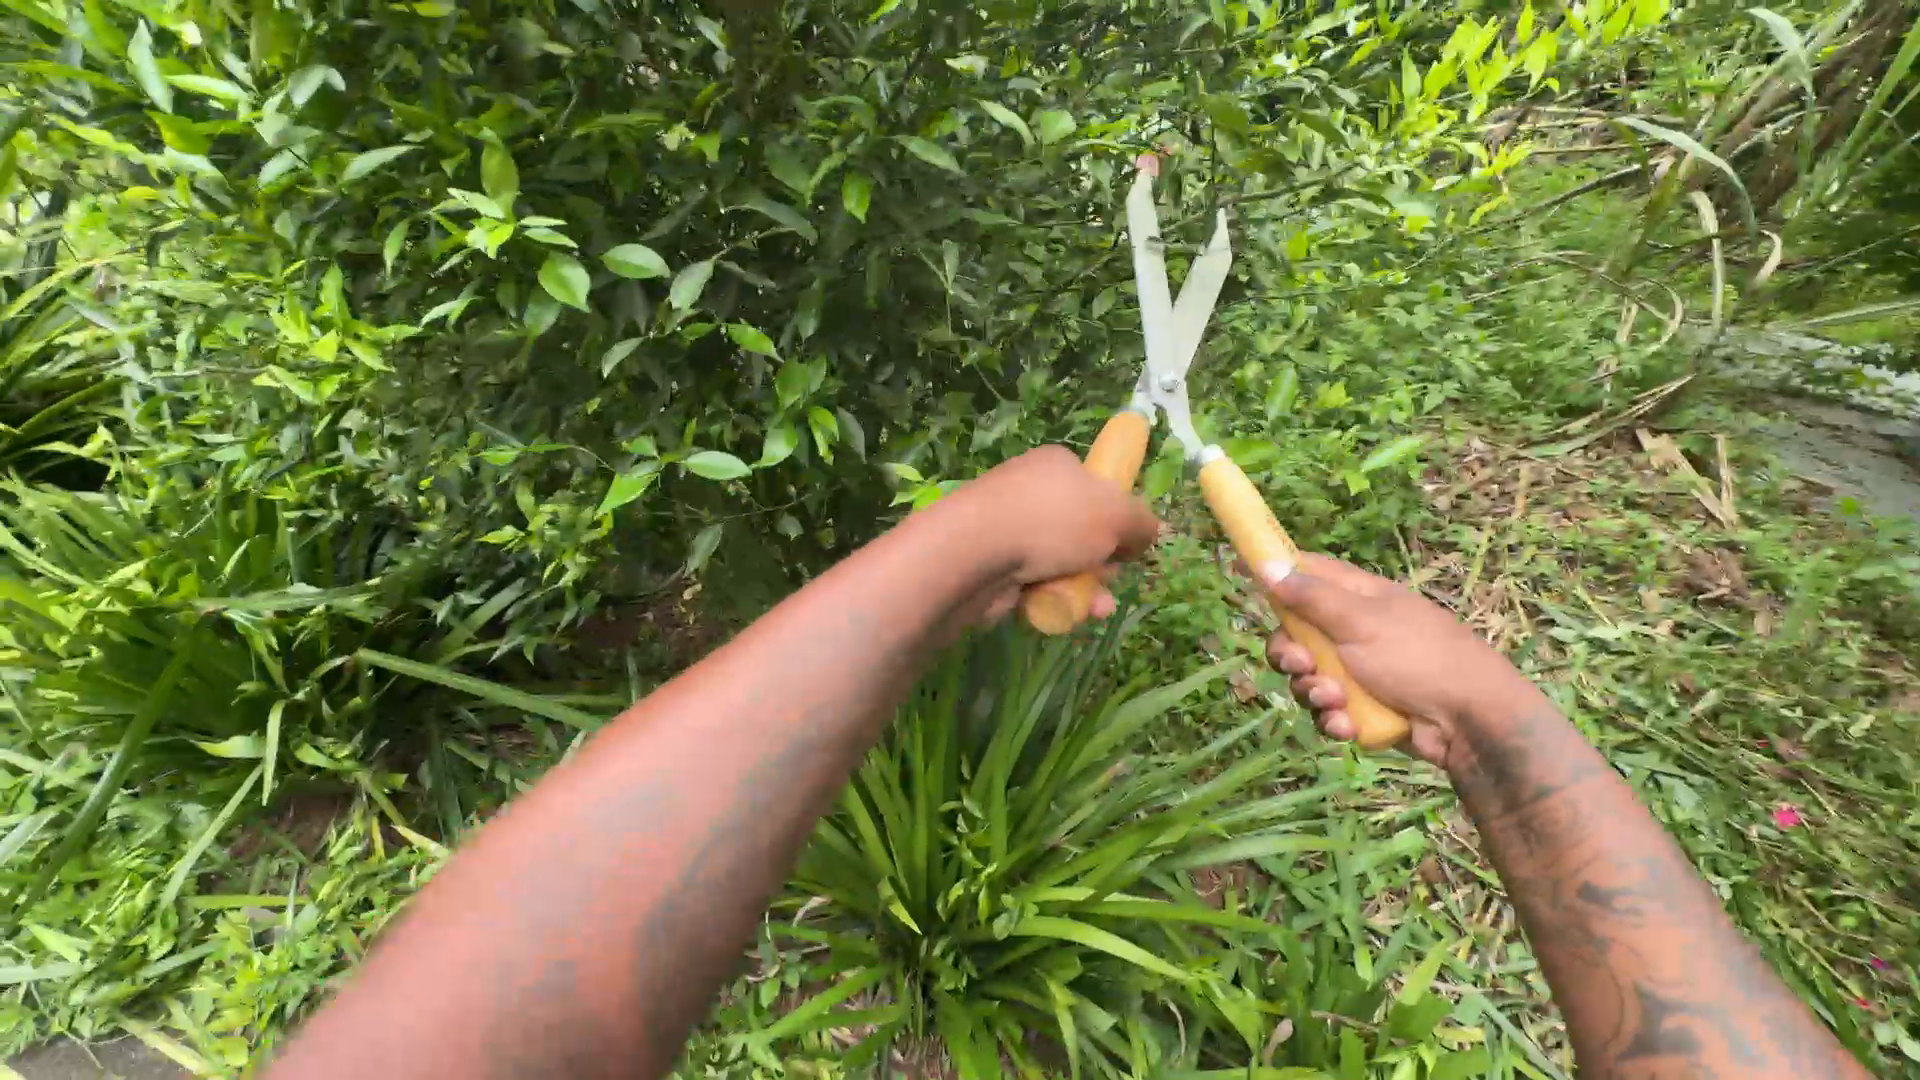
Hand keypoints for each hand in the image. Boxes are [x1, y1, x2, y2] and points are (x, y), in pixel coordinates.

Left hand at [935, 445, 1159, 623]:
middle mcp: (1030, 492)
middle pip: (1081, 531)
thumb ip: (1141, 523)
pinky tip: (1067, 613)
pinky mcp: (992, 565)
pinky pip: (1035, 585)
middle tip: (1108, 575)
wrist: (974, 552)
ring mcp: (1008, 529)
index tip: (1125, 542)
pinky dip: (1052, 600)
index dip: (1115, 516)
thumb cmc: (1052, 521)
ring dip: (1084, 587)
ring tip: (1095, 608)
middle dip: (1102, 561)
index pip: (1095, 487)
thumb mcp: (1117, 515)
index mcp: (1056, 465)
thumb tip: (1145, 535)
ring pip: (1061, 563)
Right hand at [1258, 554, 1540, 767]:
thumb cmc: (1419, 657)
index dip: (1275, 573)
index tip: (1243, 575)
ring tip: (1335, 702)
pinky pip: (1326, 709)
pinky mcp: (1362, 706)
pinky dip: (1333, 718)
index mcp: (1356, 598)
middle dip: (1290, 655)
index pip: (1306, 573)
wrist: (1472, 724)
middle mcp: (1352, 630)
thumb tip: (1266, 564)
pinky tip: (1348, 725)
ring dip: (1312, 692)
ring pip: (1306, 677)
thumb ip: (1310, 596)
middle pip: (1294, 634)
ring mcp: (1358, 670)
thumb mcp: (1360, 620)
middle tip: (1301, 666)